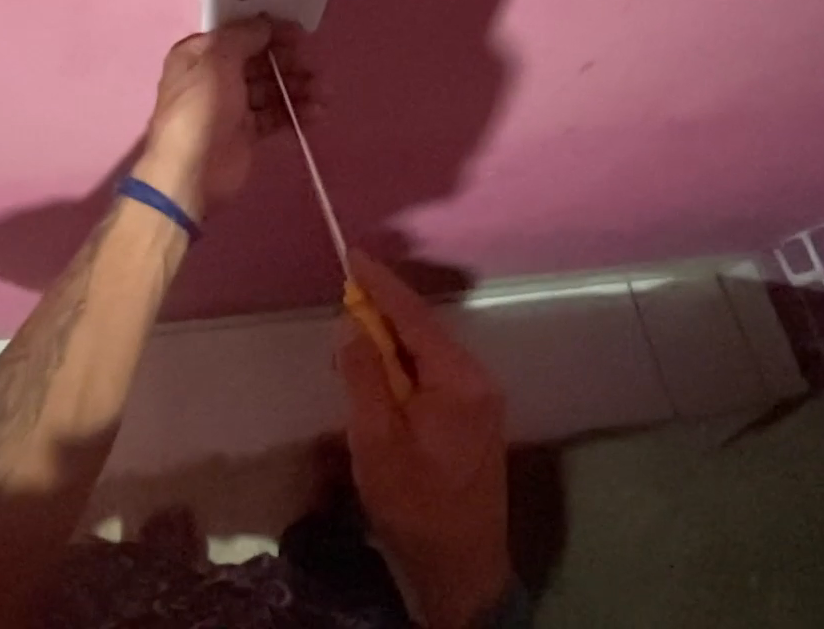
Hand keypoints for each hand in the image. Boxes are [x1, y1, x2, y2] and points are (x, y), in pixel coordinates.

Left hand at [132, 16, 312, 219]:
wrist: (192, 172)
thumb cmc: (200, 108)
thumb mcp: (216, 61)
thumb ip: (242, 36)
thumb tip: (265, 23)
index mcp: (199, 55)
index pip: (238, 35)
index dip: (268, 32)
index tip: (299, 34)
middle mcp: (214, 77)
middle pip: (258, 62)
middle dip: (287, 62)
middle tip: (311, 66)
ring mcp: (231, 106)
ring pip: (270, 89)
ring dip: (297, 87)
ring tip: (323, 93)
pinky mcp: (247, 133)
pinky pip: (275, 115)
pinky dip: (296, 112)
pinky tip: (316, 112)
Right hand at [338, 250, 514, 628]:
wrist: (462, 568)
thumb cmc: (414, 504)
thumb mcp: (375, 439)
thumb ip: (362, 374)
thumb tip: (352, 323)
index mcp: (458, 379)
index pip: (413, 315)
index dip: (380, 283)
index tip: (352, 255)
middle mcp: (477, 379)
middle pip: (422, 328)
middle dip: (381, 310)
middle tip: (344, 297)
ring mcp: (479, 398)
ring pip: (426, 349)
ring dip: (389, 338)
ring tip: (352, 336)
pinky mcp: (473, 415)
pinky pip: (432, 370)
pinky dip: (402, 361)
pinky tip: (378, 369)